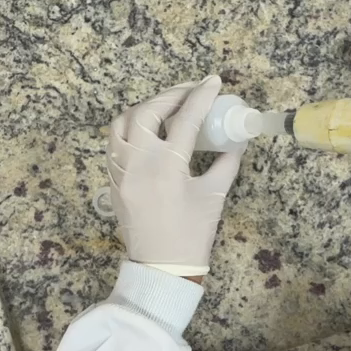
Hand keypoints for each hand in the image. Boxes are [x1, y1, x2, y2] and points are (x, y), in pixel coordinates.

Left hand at [108, 75, 243, 278]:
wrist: (161, 269)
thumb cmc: (191, 236)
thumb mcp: (214, 196)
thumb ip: (226, 162)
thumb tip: (236, 140)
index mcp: (166, 165)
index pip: (185, 118)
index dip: (202, 96)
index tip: (214, 81)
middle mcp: (137, 161)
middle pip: (147, 111)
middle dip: (170, 96)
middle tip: (190, 93)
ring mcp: (120, 170)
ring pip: (123, 123)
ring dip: (145, 109)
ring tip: (167, 108)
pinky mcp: (114, 180)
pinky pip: (115, 143)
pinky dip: (131, 129)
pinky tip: (149, 131)